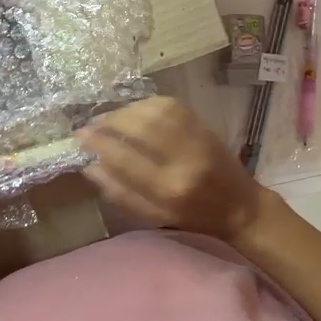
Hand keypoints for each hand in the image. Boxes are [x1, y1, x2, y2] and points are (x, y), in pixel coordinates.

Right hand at [78, 97, 268, 241]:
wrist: (239, 206)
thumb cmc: (193, 217)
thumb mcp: (154, 217)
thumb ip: (121, 194)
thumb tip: (90, 168)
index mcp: (169, 190)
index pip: (124, 159)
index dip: (99, 144)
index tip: (80, 137)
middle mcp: (183, 161)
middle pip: (139, 127)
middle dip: (110, 122)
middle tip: (92, 124)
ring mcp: (197, 139)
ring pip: (154, 111)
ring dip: (127, 110)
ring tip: (110, 117)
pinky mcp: (205, 125)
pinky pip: (171, 105)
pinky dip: (148, 104)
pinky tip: (135, 111)